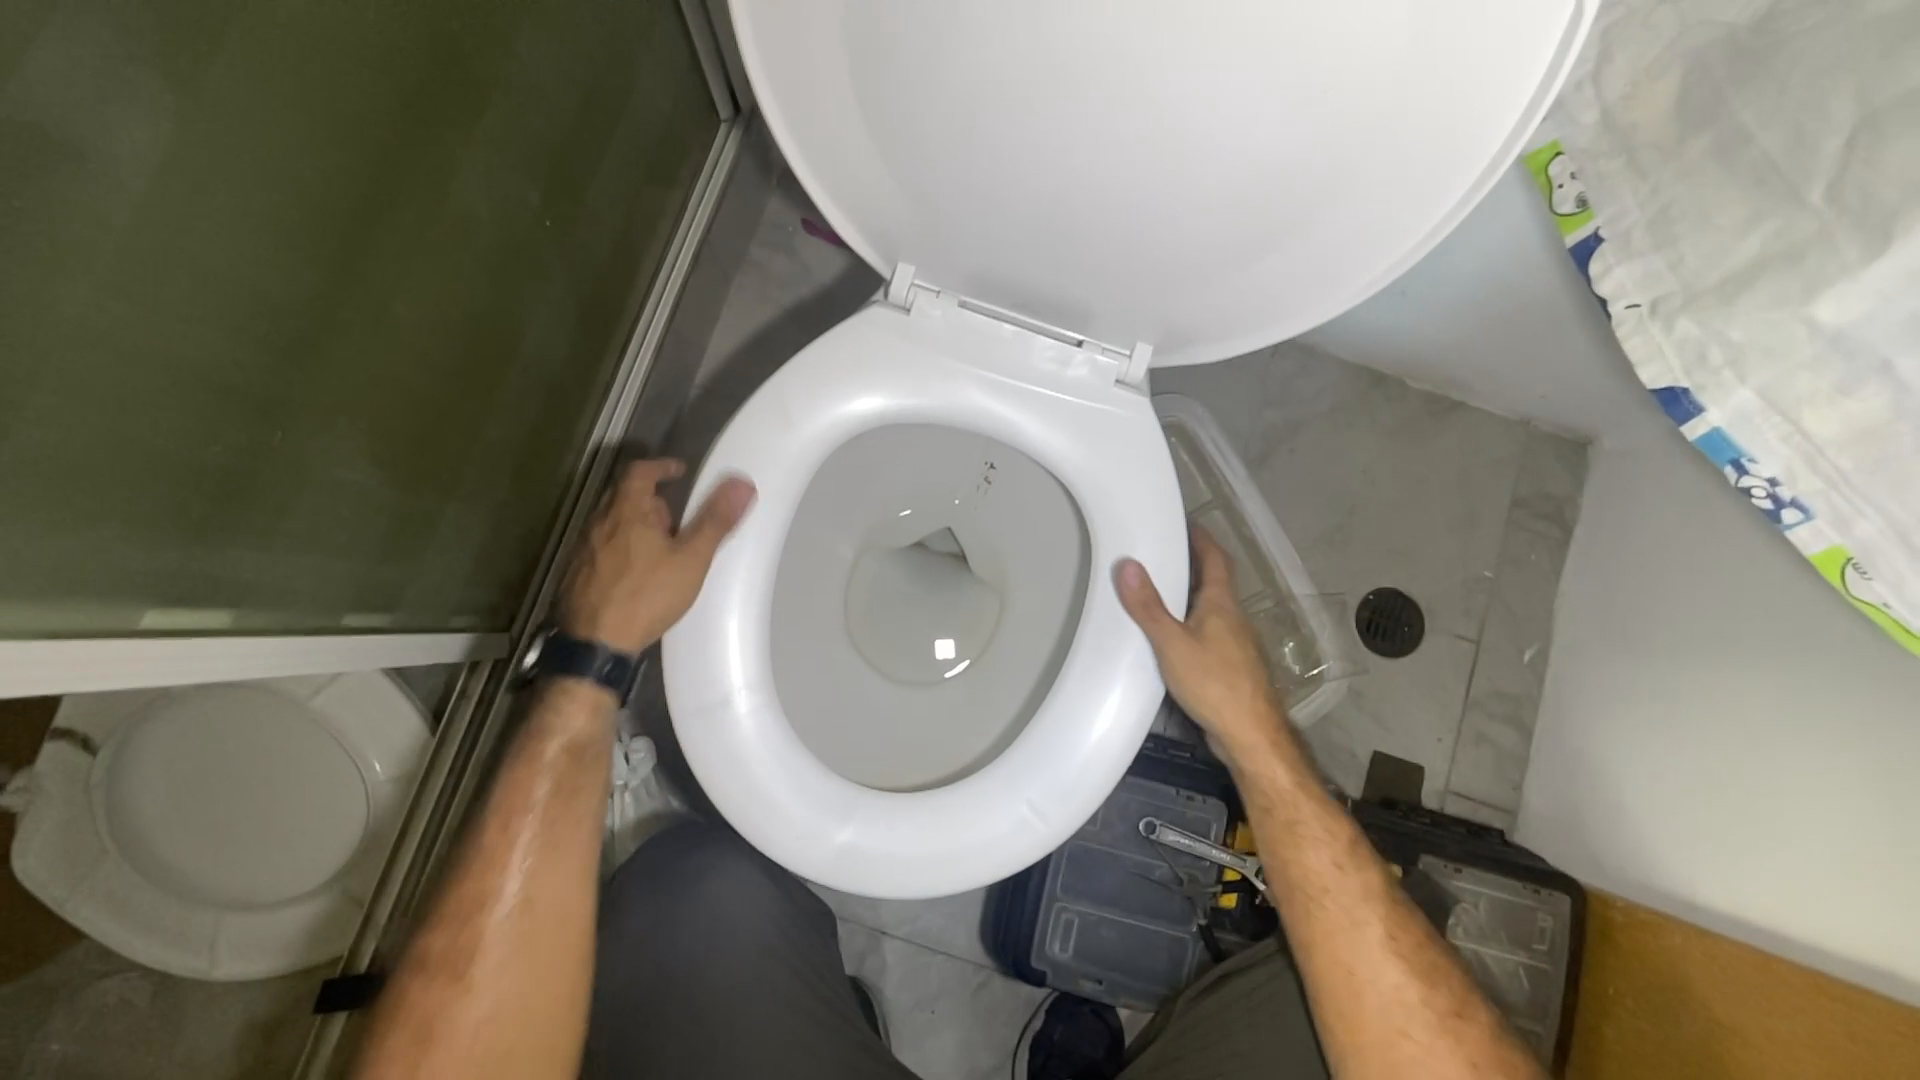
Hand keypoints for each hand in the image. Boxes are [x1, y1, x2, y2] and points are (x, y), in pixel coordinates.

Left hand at [558, 459, 754, 653]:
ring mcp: (584, 549)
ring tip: (662, 548)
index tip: (679, 471)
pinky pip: (602, 548)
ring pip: (612, 524)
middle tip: (676, 517)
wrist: (595, 643)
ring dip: (636, 526)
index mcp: (626, 511)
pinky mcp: (577, 574)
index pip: (639, 472)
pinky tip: (637, 574)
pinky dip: (622, 548)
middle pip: (623, 497)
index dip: (660, 466)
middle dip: (651, 501)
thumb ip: (715, 520)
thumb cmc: (646, 596)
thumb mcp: (691, 559)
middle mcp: (599, 523)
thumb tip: (742, 484)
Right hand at [1115, 527, 1295, 763]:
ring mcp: (1237, 644)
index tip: (1188, 523)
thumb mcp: (1171, 643)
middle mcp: (1234, 619)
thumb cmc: (1214, 683)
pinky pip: (1211, 633)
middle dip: (1195, 565)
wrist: (1249, 733)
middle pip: (1216, 582)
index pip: (1216, 559)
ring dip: (1194, 595)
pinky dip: (1194, 623)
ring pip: (1214, 610)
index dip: (1203, 539)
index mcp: (1222, 604)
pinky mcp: (1233, 667)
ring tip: (1164, 591)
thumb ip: (1148, 607)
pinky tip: (1176, 638)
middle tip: (1166, 553)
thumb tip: (1128, 565)